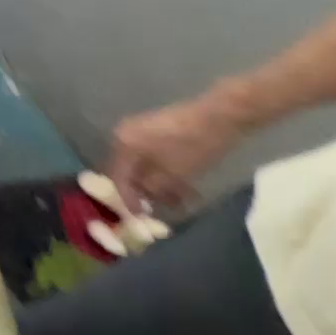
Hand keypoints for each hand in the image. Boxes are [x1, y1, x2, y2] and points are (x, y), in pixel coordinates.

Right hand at [105, 95, 245, 210]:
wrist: (217, 117)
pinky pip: (150, 156)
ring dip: (156, 183)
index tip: (140, 217)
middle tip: (158, 210)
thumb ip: (153, 188)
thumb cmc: (192, 146)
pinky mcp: (154, 131)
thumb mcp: (174, 173)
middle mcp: (123, 136)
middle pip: (127, 170)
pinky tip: (181, 186)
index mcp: (122, 144)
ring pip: (141, 164)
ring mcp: (138, 131)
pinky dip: (161, 172)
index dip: (128, 199)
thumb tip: (143, 199)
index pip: (117, 176)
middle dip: (142, 191)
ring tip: (176, 201)